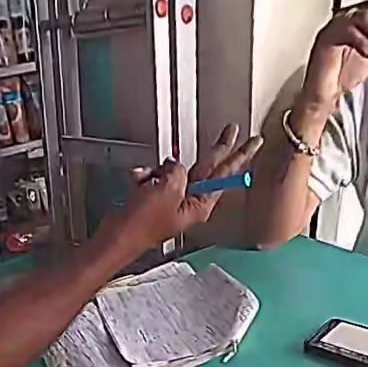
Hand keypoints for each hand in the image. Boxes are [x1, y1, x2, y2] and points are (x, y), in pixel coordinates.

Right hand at [100, 124, 261, 254]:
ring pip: (173, 169)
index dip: (239, 155)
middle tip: (232, 130)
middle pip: (207, 168)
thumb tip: (172, 165)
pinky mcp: (153, 198)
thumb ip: (177, 171)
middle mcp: (189, 202)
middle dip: (216, 149)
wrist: (114, 236)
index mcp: (199, 205)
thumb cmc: (141, 224)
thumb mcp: (167, 189)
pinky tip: (137, 183)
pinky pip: (153, 176)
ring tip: (147, 180)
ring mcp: (171, 200)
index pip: (225, 174)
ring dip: (159, 169)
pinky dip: (144, 176)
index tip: (253, 142)